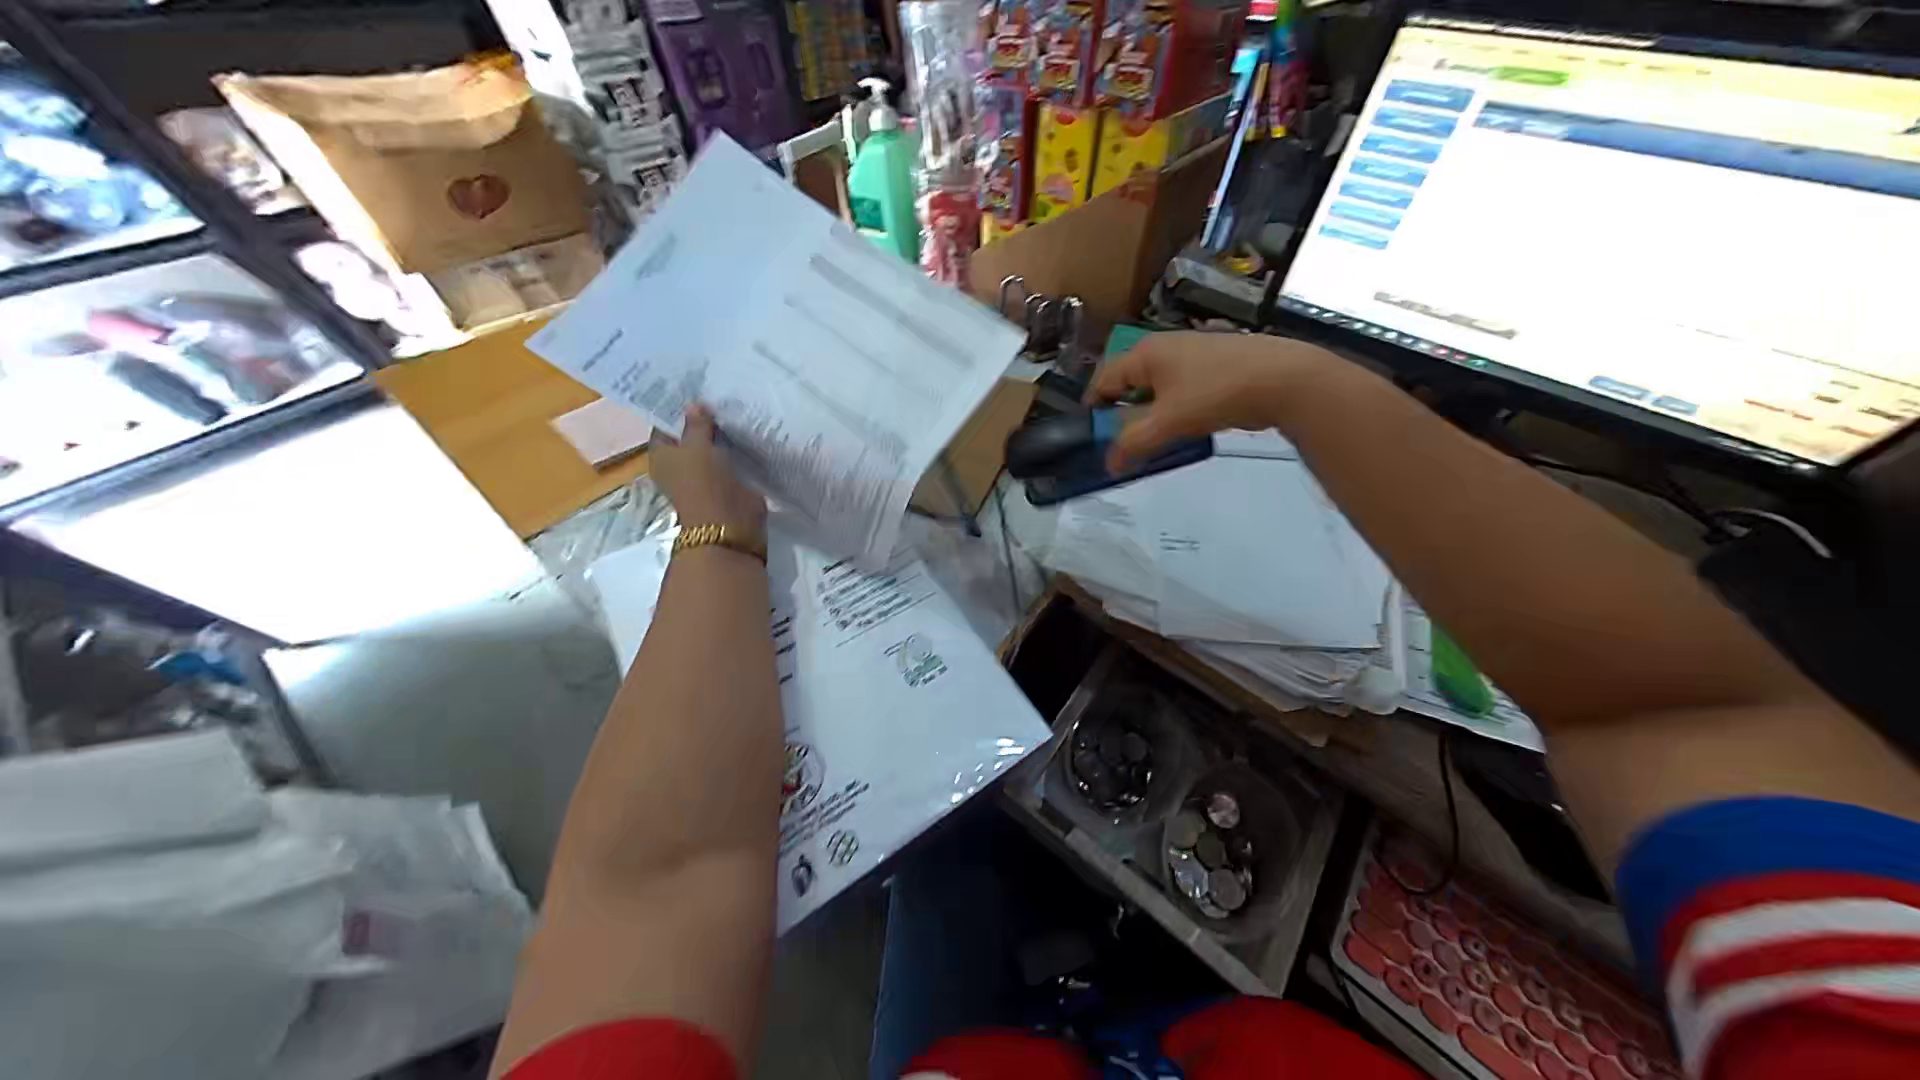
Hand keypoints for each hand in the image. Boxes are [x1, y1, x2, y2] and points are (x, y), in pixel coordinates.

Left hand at [650, 405, 765, 532]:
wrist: (728, 521)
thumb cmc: (703, 482)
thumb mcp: (696, 446)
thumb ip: (696, 425)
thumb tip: (694, 404)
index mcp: (661, 456)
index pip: (664, 426)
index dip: (676, 409)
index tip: (692, 390)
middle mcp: (679, 465)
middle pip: (688, 436)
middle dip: (701, 419)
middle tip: (715, 393)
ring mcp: (703, 475)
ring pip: (710, 447)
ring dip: (720, 433)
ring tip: (731, 406)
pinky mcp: (726, 482)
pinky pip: (728, 459)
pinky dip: (735, 447)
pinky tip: (744, 429)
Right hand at [1087, 332, 1335, 470]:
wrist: (1284, 379)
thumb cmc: (1215, 393)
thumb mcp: (1167, 422)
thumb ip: (1132, 444)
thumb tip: (1109, 465)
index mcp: (1144, 353)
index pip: (1102, 380)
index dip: (1093, 410)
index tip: (1093, 439)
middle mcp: (1163, 348)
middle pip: (1128, 385)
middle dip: (1122, 416)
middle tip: (1122, 446)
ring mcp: (1191, 356)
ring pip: (1156, 390)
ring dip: (1150, 417)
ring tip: (1153, 443)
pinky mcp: (1213, 368)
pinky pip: (1179, 393)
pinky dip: (1174, 412)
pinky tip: (1184, 431)